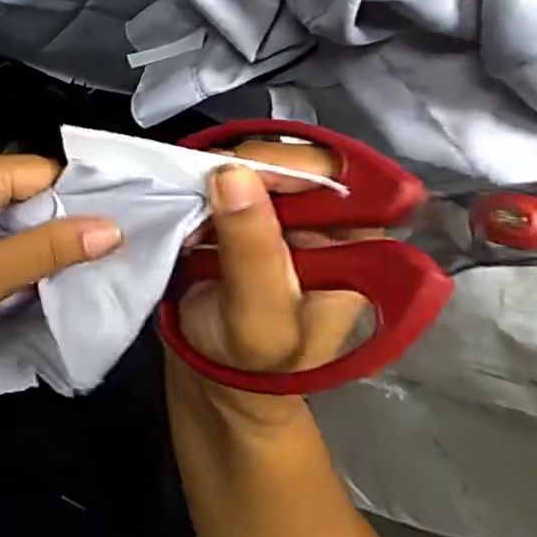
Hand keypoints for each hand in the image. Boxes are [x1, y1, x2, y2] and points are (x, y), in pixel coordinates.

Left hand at [0, 151, 122, 362]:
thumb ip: (52, 248)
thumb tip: (111, 227)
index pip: (44, 172)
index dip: (77, 203)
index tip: (105, 236)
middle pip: (20, 184)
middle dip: (49, 219)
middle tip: (82, 259)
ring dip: (20, 229)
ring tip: (49, 265)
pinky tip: (2, 261)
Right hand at [169, 141, 375, 430]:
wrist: (213, 376)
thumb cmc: (251, 362)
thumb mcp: (260, 318)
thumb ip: (252, 252)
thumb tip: (234, 173)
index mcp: (353, 244)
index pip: (339, 177)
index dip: (291, 163)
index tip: (242, 172)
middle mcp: (319, 220)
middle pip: (289, 159)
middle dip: (243, 164)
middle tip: (204, 184)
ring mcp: (274, 213)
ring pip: (248, 163)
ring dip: (213, 170)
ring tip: (189, 195)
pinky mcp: (233, 210)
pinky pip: (218, 175)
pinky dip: (195, 178)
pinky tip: (183, 196)